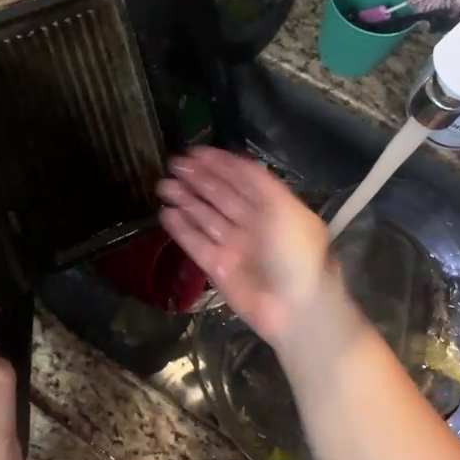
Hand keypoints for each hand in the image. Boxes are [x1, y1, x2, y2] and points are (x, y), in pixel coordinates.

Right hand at [156, 147, 361, 362]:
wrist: (296, 308)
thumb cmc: (295, 252)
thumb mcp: (284, 207)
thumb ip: (257, 181)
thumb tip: (232, 160)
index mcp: (272, 207)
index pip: (242, 179)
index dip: (219, 164)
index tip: (194, 151)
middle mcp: (252, 223)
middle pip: (220, 195)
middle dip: (198, 179)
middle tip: (172, 164)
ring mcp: (234, 246)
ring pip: (205, 217)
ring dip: (186, 200)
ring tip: (163, 185)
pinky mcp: (218, 268)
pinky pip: (196, 243)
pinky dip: (181, 228)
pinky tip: (166, 213)